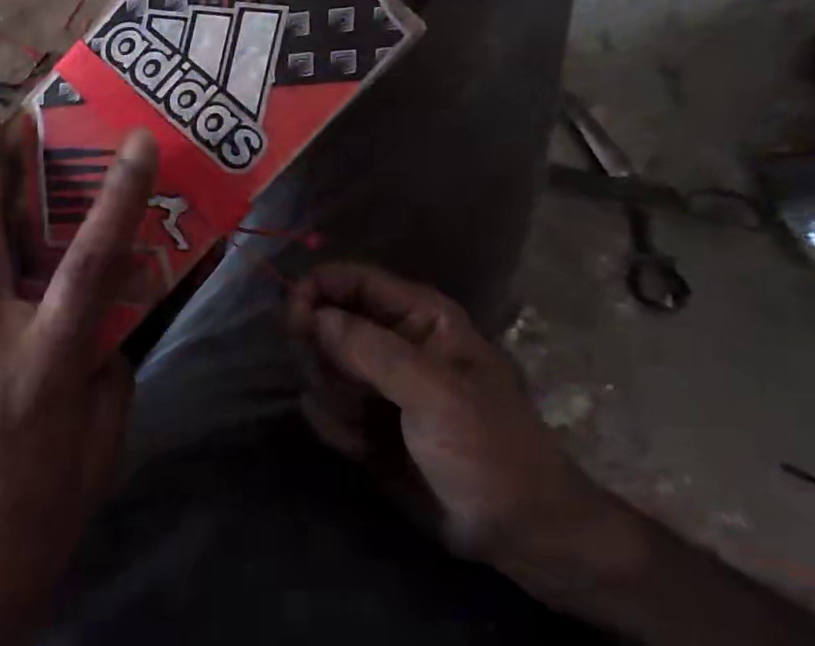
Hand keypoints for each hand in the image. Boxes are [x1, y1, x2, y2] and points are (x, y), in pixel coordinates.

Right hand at [286, 263, 615, 568]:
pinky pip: (321, 404)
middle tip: (343, 390)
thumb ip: (372, 350)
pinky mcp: (363, 417)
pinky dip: (333, 424)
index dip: (316, 290)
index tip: (293, 321)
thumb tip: (313, 317)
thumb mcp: (437, 395)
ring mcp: (376, 380)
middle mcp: (393, 339)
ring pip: (318, 364)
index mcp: (419, 316)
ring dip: (330, 395)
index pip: (350, 279)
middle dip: (322, 355)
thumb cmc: (491, 452)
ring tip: (362, 425)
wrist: (521, 535)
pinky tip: (362, 447)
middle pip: (324, 320)